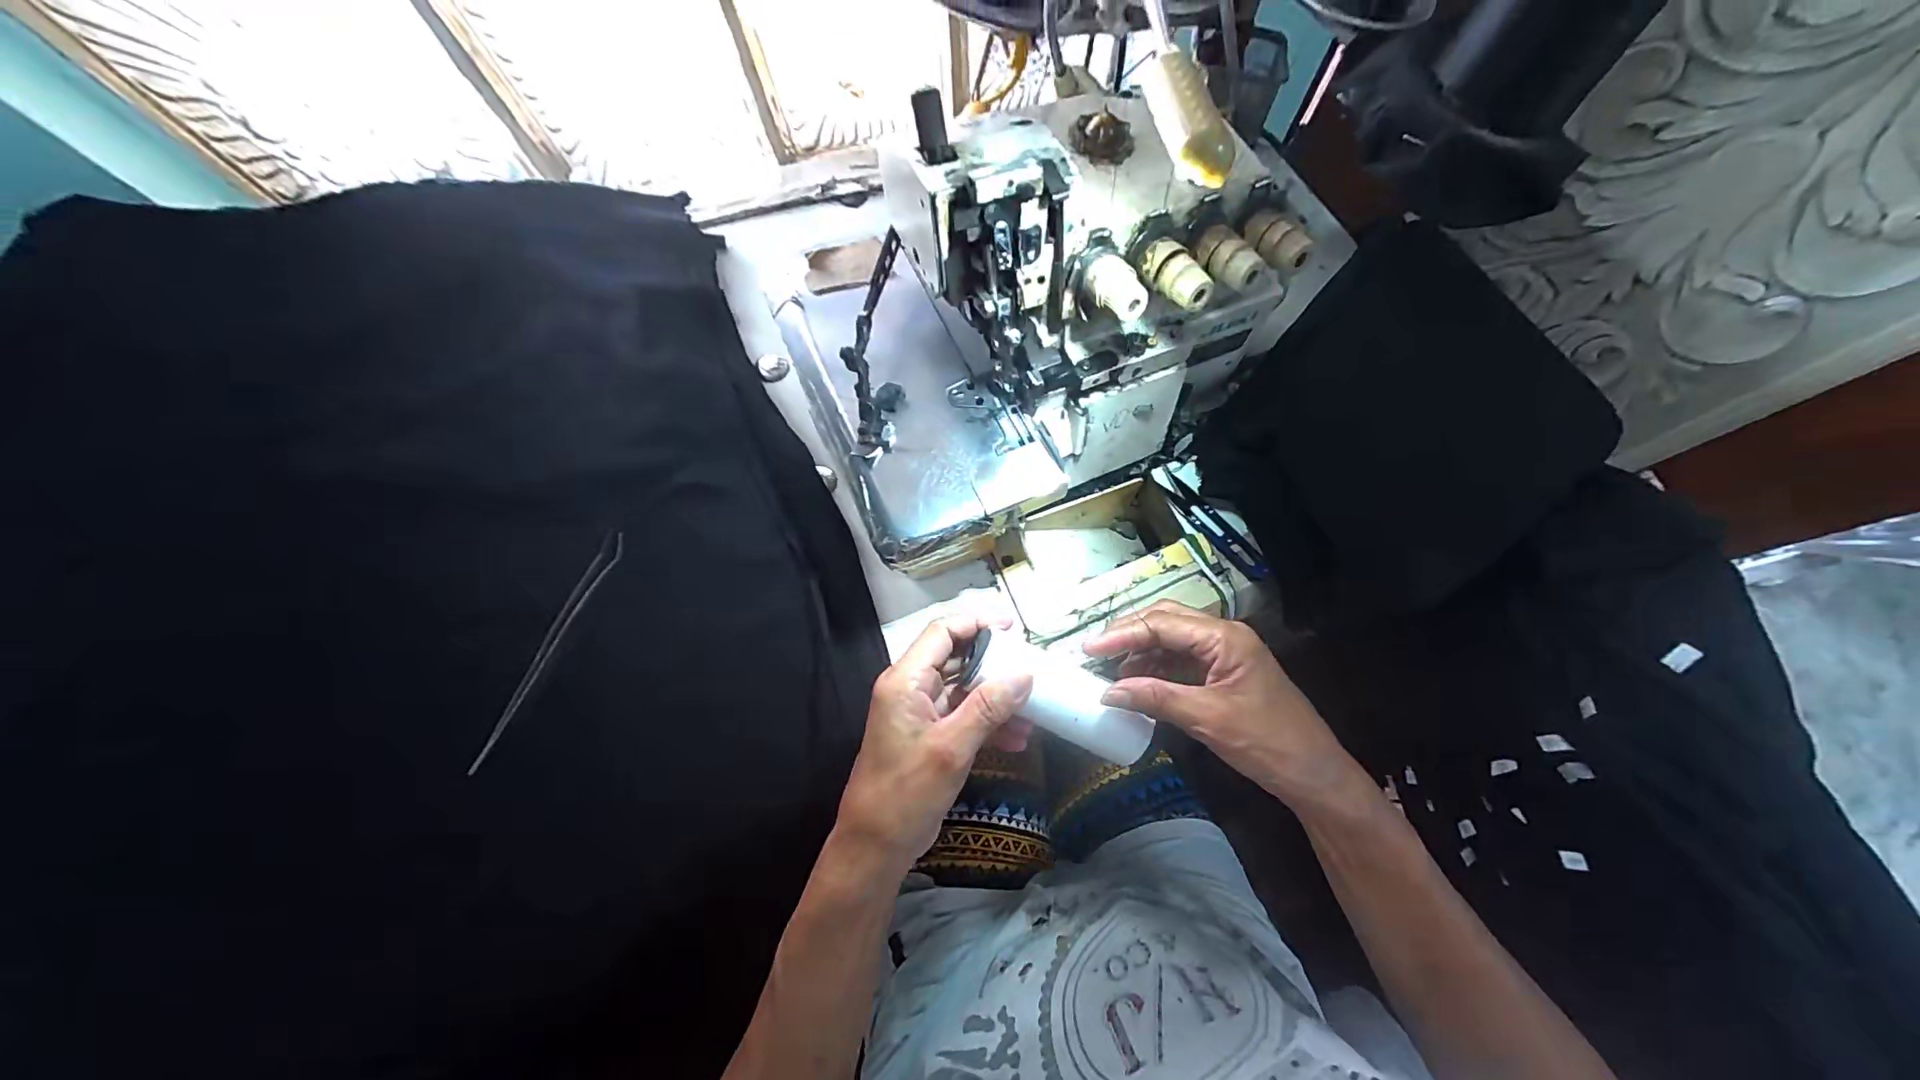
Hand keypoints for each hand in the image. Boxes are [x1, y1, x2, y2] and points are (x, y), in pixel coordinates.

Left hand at [836, 614, 1034, 875]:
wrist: (876, 845)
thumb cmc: (906, 792)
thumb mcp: (952, 747)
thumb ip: (987, 707)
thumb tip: (1024, 674)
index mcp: (905, 681)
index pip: (942, 633)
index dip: (976, 623)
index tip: (1013, 629)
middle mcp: (910, 690)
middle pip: (956, 658)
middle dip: (994, 663)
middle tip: (1030, 668)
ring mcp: (920, 714)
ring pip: (963, 689)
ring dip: (996, 698)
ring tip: (1032, 710)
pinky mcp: (929, 738)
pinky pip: (963, 717)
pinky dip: (988, 723)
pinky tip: (1018, 738)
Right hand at [1082, 601, 1369, 812]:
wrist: (1314, 774)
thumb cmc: (1267, 742)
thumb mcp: (1207, 719)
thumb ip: (1156, 698)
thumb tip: (1109, 691)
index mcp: (1224, 637)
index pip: (1162, 624)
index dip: (1122, 634)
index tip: (1088, 649)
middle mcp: (1223, 636)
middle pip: (1165, 621)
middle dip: (1128, 634)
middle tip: (1094, 652)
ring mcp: (1224, 654)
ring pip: (1171, 639)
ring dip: (1139, 652)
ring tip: (1109, 670)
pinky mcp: (1222, 673)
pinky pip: (1180, 660)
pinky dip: (1154, 668)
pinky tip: (1136, 682)